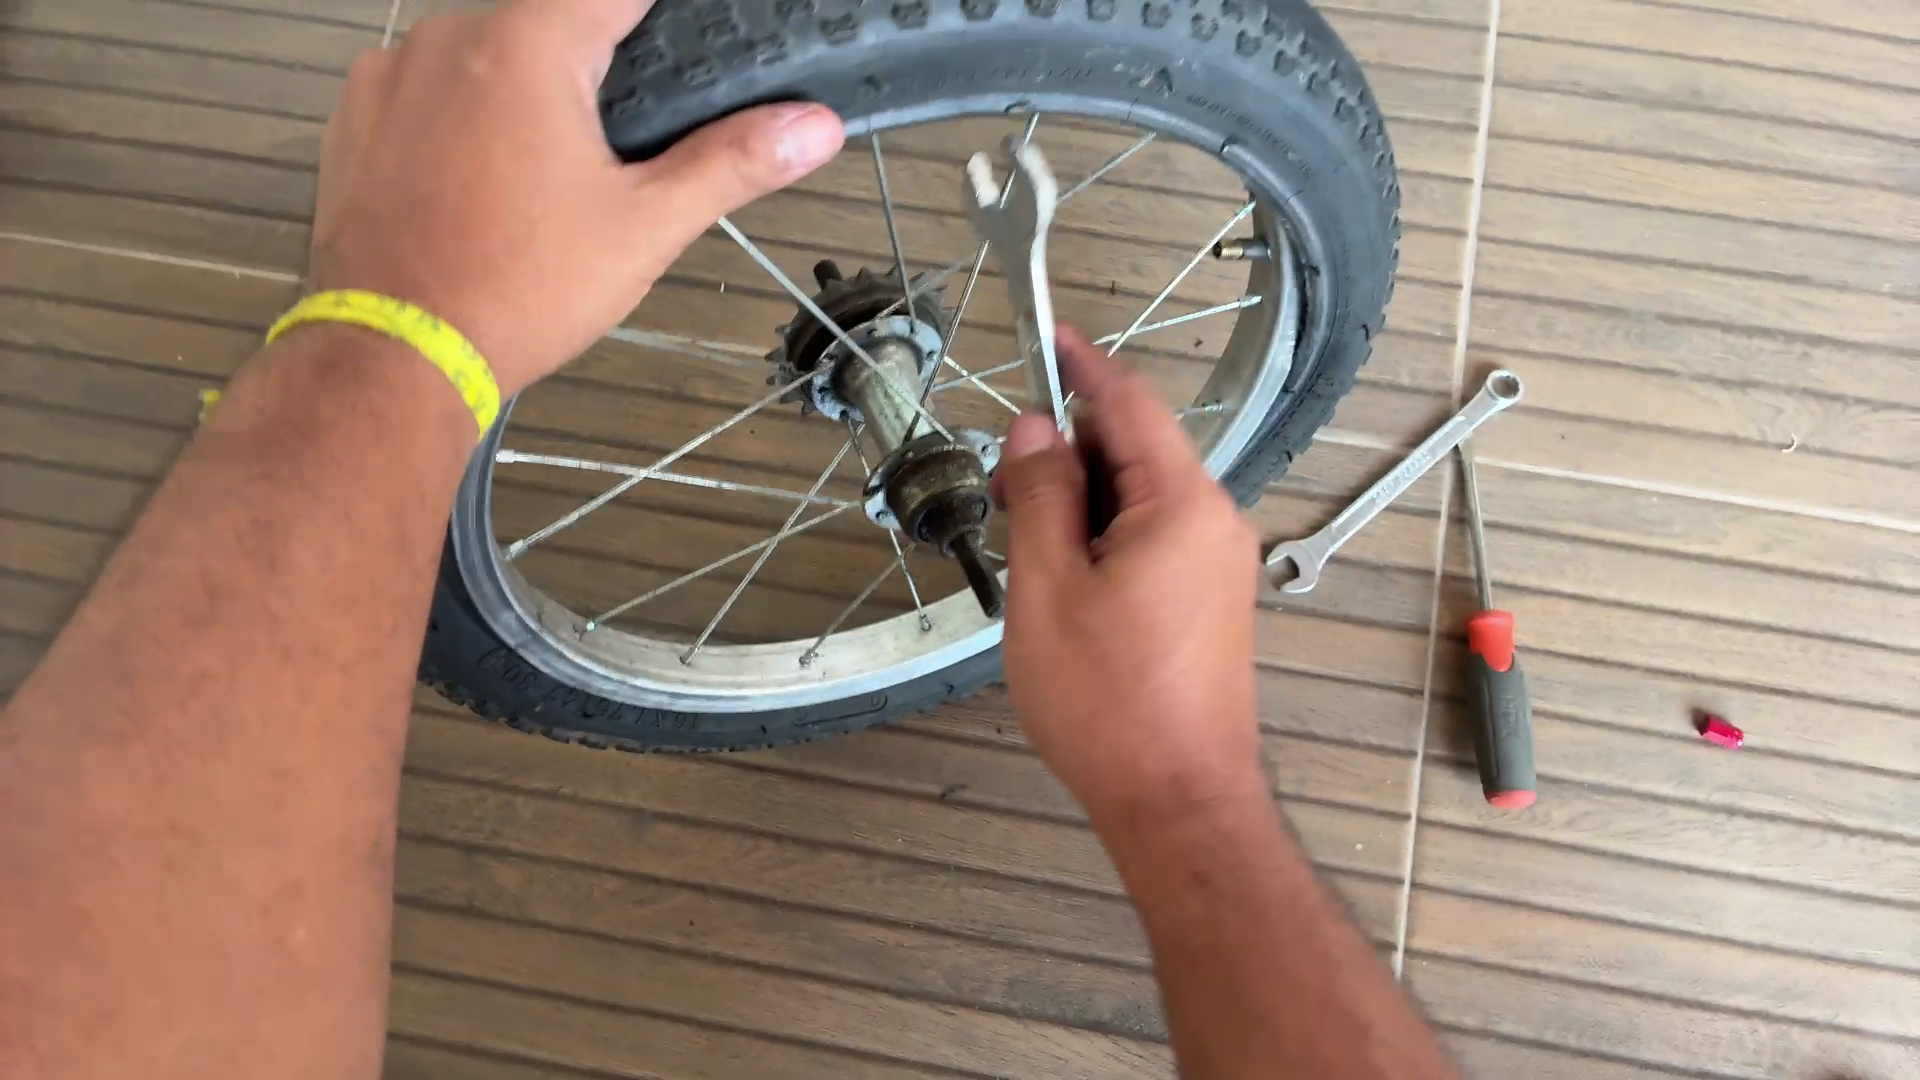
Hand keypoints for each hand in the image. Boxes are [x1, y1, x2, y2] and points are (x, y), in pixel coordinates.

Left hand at [309, 0, 844, 396]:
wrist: (400, 351)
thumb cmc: (526, 286)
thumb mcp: (649, 227)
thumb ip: (732, 164)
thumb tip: (814, 125)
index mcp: (529, 45)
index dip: (667, 17)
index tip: (691, 52)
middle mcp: (447, 35)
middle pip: (553, 24)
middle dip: (601, 78)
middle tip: (625, 161)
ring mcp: (392, 72)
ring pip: (493, 62)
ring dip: (538, 102)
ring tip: (558, 193)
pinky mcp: (360, 116)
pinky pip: (439, 95)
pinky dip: (479, 125)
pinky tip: (496, 196)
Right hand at [996, 330, 1266, 827]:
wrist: (1177, 802)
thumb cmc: (1108, 702)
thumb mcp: (1048, 587)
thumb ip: (1040, 495)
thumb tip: (1036, 430)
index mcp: (1181, 505)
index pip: (1129, 405)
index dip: (1083, 366)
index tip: (1050, 336)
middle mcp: (1213, 523)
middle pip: (1130, 452)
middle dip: (1065, 455)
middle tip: (1006, 490)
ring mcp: (1216, 564)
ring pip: (1136, 499)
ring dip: (1079, 504)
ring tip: (1028, 548)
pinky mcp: (1207, 600)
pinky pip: (1151, 539)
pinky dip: (1103, 537)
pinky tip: (1065, 578)